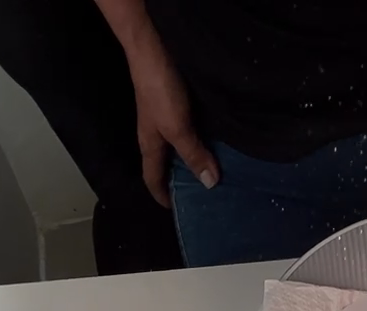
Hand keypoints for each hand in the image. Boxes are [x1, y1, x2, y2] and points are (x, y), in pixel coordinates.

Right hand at [127, 46, 217, 207]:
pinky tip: (216, 140)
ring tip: (215, 169)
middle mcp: (157, 134)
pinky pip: (190, 127)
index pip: (152, 179)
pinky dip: (201, 138)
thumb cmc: (159, 90)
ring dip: (195, 158)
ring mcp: (166, 116)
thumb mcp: (178, 129)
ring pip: (180, 146)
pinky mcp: (176, 100)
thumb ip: (193, 154)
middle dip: (181, 179)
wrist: (155, 46)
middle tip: (202, 192)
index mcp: (150, 146)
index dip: (161, 195)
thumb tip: (209, 183)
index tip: (175, 208)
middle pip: (167, 164)